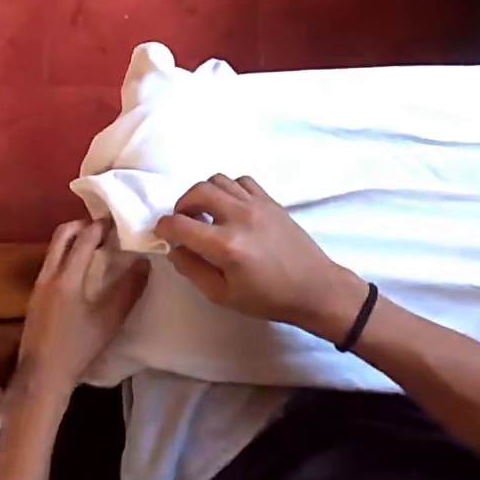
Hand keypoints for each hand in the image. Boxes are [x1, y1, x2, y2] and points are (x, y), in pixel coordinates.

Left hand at [13, 220, 148, 411]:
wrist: (41, 376)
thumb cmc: (77, 349)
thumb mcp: (109, 321)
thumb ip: (128, 290)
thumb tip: (144, 263)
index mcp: (66, 277)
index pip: (85, 238)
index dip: (102, 225)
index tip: (118, 219)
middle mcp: (48, 274)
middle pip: (63, 235)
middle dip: (83, 225)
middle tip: (105, 227)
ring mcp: (38, 285)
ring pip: (54, 248)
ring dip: (73, 239)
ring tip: (95, 244)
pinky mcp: (35, 296)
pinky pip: (51, 262)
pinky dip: (66, 254)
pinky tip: (80, 268)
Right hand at [154, 174, 366, 340]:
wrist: (315, 289)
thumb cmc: (268, 299)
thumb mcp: (223, 296)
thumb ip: (192, 270)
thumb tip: (174, 249)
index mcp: (225, 246)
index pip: (180, 224)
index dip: (164, 227)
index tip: (163, 233)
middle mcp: (239, 217)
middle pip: (197, 191)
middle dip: (181, 205)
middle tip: (183, 222)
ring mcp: (256, 204)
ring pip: (218, 180)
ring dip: (204, 194)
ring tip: (205, 213)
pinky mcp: (270, 200)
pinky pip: (241, 181)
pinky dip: (228, 189)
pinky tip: (230, 207)